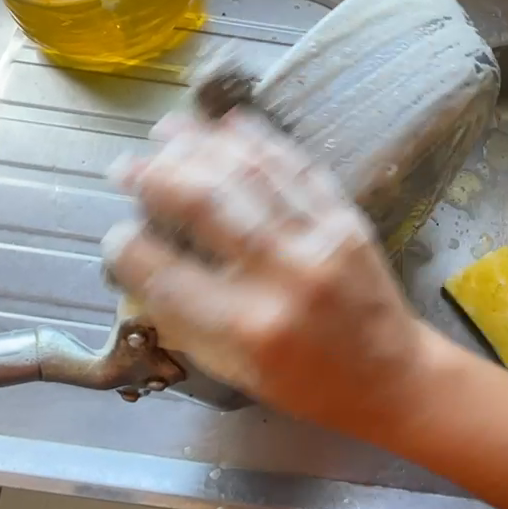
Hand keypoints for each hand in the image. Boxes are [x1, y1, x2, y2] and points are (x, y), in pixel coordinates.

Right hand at [102, 111, 437, 437]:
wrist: (392, 376)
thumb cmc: (308, 384)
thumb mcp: (237, 374)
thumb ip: (188, 323)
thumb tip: (144, 268)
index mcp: (248, 328)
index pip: (166, 275)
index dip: (127, 248)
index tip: (115, 235)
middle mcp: (282, 275)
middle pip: (205, 205)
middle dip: (156, 177)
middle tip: (126, 166)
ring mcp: (320, 240)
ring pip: (249, 173)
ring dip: (201, 144)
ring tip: (168, 131)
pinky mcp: (348, 219)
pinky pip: (296, 167)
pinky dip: (259, 140)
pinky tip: (228, 124)